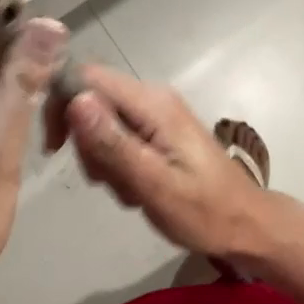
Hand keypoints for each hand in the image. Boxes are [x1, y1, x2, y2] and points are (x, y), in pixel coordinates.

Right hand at [54, 65, 269, 261]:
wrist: (246, 226)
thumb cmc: (203, 211)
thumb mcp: (153, 184)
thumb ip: (113, 143)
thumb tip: (76, 101)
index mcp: (152, 103)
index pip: (87, 77)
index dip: (62, 105)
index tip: (56, 148)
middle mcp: (151, 97)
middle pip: (91, 99)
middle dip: (86, 142)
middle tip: (106, 180)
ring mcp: (155, 112)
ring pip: (101, 121)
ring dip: (102, 158)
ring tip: (127, 190)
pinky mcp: (156, 128)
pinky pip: (118, 134)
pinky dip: (116, 162)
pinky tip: (134, 188)